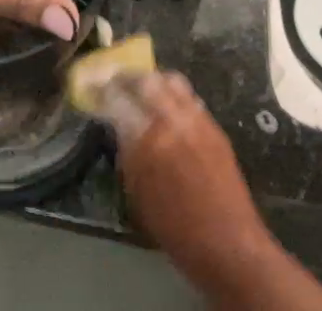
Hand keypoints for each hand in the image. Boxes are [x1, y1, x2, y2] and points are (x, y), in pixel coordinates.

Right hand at [104, 73, 269, 275]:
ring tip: (141, 92)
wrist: (229, 244)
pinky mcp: (215, 128)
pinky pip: (190, 98)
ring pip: (172, 81)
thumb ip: (126, 152)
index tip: (91, 89)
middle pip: (146, 79)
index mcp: (148, 139)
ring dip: (153, 82)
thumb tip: (118, 127)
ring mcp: (198, 121)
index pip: (117, 98)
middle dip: (127, 78)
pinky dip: (173, 96)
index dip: (100, 90)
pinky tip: (167, 111)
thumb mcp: (137, 193)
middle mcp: (174, 121)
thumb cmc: (175, 228)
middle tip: (115, 84)